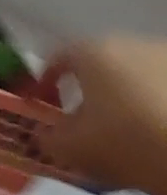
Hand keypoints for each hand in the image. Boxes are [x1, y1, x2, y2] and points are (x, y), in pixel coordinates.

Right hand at [37, 36, 166, 194]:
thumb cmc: (136, 144)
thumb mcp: (72, 149)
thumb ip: (47, 135)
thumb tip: (48, 131)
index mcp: (96, 53)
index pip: (56, 59)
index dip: (42, 82)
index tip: (40, 105)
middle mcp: (142, 46)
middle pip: (107, 66)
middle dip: (95, 92)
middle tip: (88, 123)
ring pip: (148, 80)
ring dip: (135, 102)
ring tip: (134, 134)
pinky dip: (164, 110)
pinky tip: (163, 137)